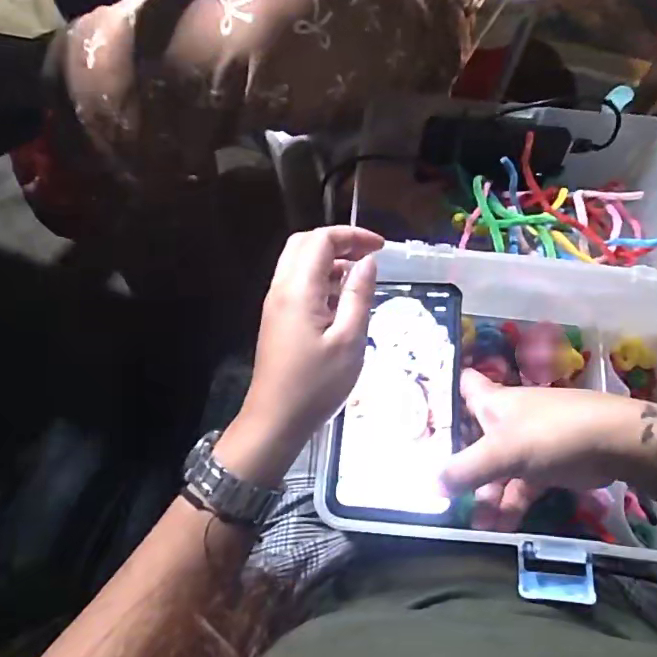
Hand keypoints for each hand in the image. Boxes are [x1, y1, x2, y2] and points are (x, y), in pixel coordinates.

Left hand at [219, 227, 383, 484]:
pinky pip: (297, 285)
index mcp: (299, 289)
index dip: (352, 236)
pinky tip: (342, 303)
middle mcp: (281, 289)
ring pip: (299, 264)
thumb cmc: (316, 384)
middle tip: (369, 257)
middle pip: (305, 245)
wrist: (275, 420)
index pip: (321, 240)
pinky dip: (320, 281)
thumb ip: (359, 296)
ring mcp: (275, 305)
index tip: (381, 247)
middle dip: (338, 243)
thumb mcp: (350, 340)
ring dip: (329, 262)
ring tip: (360, 281)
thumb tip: (368, 263)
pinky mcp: (277, 320)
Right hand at [442, 370, 648, 530]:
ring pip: (497, 469)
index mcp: (492, 403)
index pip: (462, 386)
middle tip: (444, 497)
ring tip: (476, 526)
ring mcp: (528, 442)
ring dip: (486, 496)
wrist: (616, 444)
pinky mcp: (547, 465)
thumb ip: (464, 470)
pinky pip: (520, 485)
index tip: (421, 416)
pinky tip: (499, 528)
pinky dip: (510, 504)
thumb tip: (433, 485)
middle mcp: (506, 419)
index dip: (443, 396)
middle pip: (473, 440)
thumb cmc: (552, 434)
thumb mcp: (502, 452)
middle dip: (459, 468)